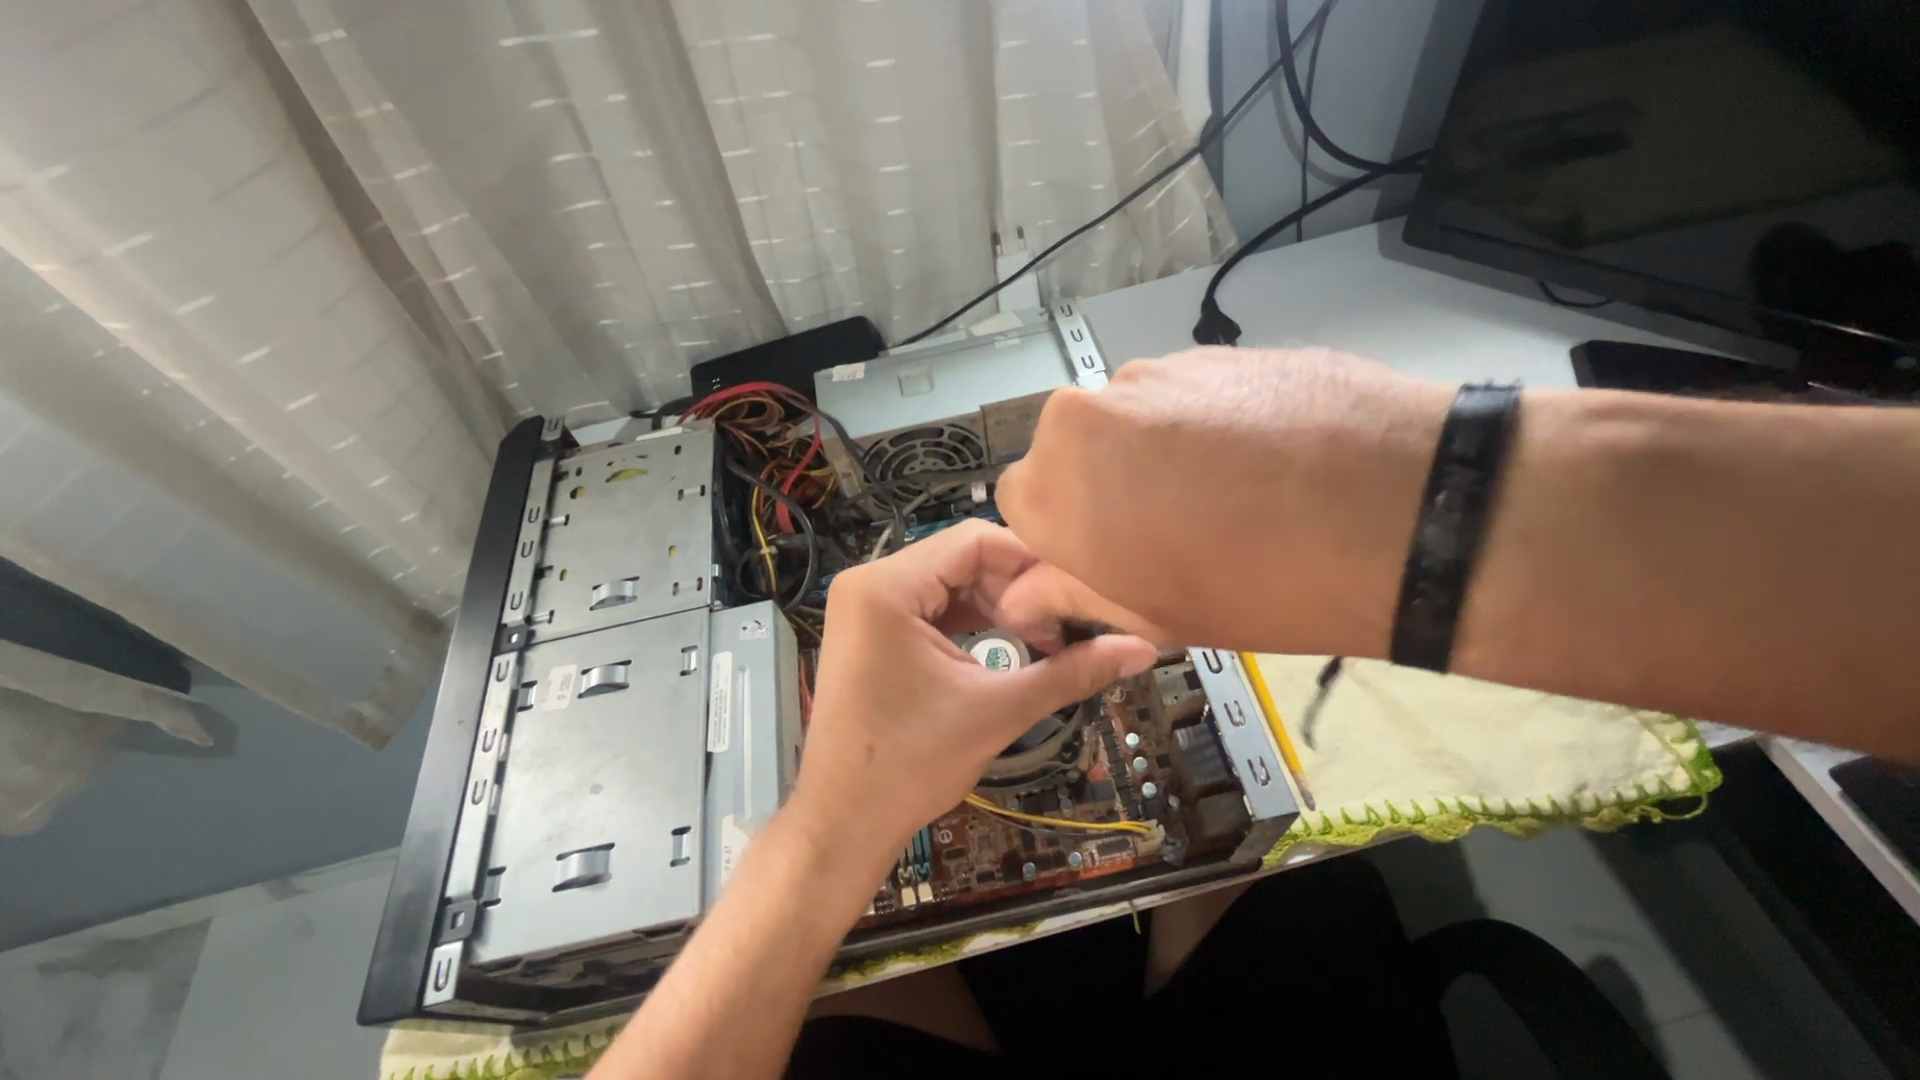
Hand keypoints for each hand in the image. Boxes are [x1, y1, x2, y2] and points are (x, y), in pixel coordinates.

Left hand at [790, 521, 1157, 875]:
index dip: (1033, 562)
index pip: (976, 541)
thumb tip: (1145, 648)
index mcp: (886, 587)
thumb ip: (1072, 672)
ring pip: (950, 583)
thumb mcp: (998, 710)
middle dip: (1018, 591)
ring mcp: (865, 608)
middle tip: (1064, 628)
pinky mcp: (870, 632)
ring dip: (998, 608)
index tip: (1076, 595)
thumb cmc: (913, 763)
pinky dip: (970, 622)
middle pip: (962, 559)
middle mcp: (869, 582)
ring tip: (1043, 642)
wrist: (844, 821)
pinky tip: (1005, 648)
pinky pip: (930, 608)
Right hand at [996, 347, 1452, 656]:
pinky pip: (1181, 396)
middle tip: (1170, 530)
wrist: (1401, 509)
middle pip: (1071, 454)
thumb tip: (1019, 600)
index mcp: (1055, 487)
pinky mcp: (1212, 352)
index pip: (1020, 505)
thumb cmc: (1262, 586)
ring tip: (1228, 494)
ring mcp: (1153, 373)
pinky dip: (1202, 425)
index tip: (1108, 557)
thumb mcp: (1154, 613)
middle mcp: (1086, 415)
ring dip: (1154, 454)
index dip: (1063, 535)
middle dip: (1104, 489)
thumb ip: (1072, 594)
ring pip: (1127, 420)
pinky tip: (1259, 459)